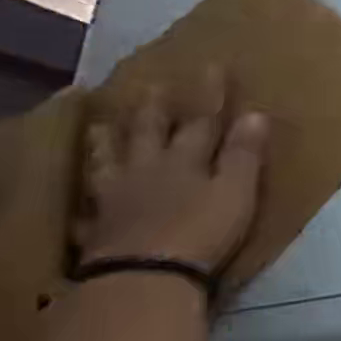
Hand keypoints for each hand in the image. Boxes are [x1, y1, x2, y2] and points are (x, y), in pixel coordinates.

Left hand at [80, 69, 267, 273]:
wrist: (145, 274)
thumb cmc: (203, 231)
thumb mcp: (237, 192)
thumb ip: (244, 155)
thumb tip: (255, 114)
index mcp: (185, 161)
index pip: (202, 121)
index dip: (209, 95)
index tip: (213, 67)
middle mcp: (147, 169)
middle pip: (149, 133)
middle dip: (154, 109)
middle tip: (150, 85)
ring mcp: (118, 195)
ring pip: (111, 159)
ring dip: (109, 139)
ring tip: (100, 123)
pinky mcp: (101, 223)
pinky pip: (91, 197)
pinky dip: (88, 186)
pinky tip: (85, 185)